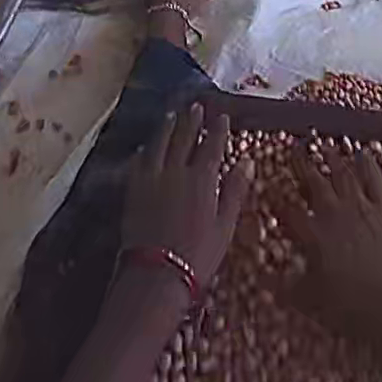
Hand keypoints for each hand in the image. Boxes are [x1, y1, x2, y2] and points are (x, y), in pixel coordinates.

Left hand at [122, 103, 253, 287]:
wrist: (155, 275)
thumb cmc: (198, 256)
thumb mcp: (224, 226)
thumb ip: (235, 190)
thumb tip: (247, 160)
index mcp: (202, 179)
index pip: (212, 146)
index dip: (218, 130)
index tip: (222, 116)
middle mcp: (176, 171)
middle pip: (185, 138)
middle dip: (192, 120)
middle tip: (196, 106)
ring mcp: (152, 178)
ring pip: (160, 143)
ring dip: (167, 127)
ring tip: (172, 115)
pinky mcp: (133, 189)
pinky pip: (139, 161)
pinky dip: (145, 150)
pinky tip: (146, 146)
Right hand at [278, 147, 381, 347]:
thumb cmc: (351, 308)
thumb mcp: (311, 301)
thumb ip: (286, 287)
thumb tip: (263, 280)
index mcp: (311, 234)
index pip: (286, 209)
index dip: (274, 197)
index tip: (266, 186)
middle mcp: (332, 214)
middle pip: (312, 181)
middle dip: (300, 163)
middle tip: (292, 148)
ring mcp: (359, 209)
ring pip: (342, 174)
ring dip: (332, 158)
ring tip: (323, 146)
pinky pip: (374, 182)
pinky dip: (367, 166)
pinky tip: (363, 154)